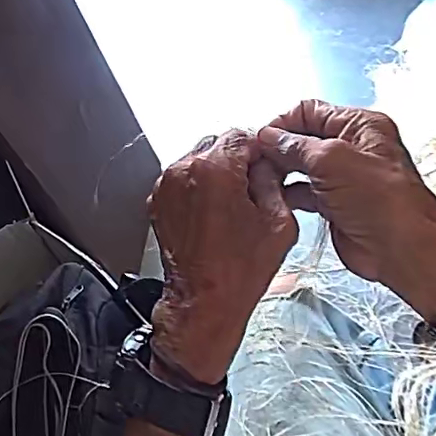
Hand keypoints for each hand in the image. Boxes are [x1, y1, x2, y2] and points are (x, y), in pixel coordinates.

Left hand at [147, 129, 297, 383]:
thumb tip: (267, 164)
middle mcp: (184, 171)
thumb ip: (272, 181)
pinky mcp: (158, 200)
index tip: (265, 165)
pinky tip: (212, 214)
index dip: (258, 150)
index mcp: (215, 170)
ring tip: (230, 206)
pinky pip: (182, 180)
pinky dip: (196, 188)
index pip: (240, 136)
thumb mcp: (278, 222)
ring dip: (215, 174)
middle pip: (216, 144)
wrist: (202, 300)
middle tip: (251, 187)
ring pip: (197, 160)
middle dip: (236, 160)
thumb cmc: (237, 271)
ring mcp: (166, 185)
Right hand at [257, 101, 435, 320]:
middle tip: (257, 162)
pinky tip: (273, 199)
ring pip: (297, 165)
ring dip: (278, 171)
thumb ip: (294, 145)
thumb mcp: (332, 160)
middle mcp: (350, 147)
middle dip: (277, 148)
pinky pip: (300, 191)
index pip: (308, 111)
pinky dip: (285, 194)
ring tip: (262, 180)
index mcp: (359, 126)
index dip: (282, 123)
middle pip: (300, 138)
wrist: (404, 252)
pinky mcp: (333, 202)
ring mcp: (342, 176)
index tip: (261, 139)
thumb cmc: (382, 202)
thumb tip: (267, 136)